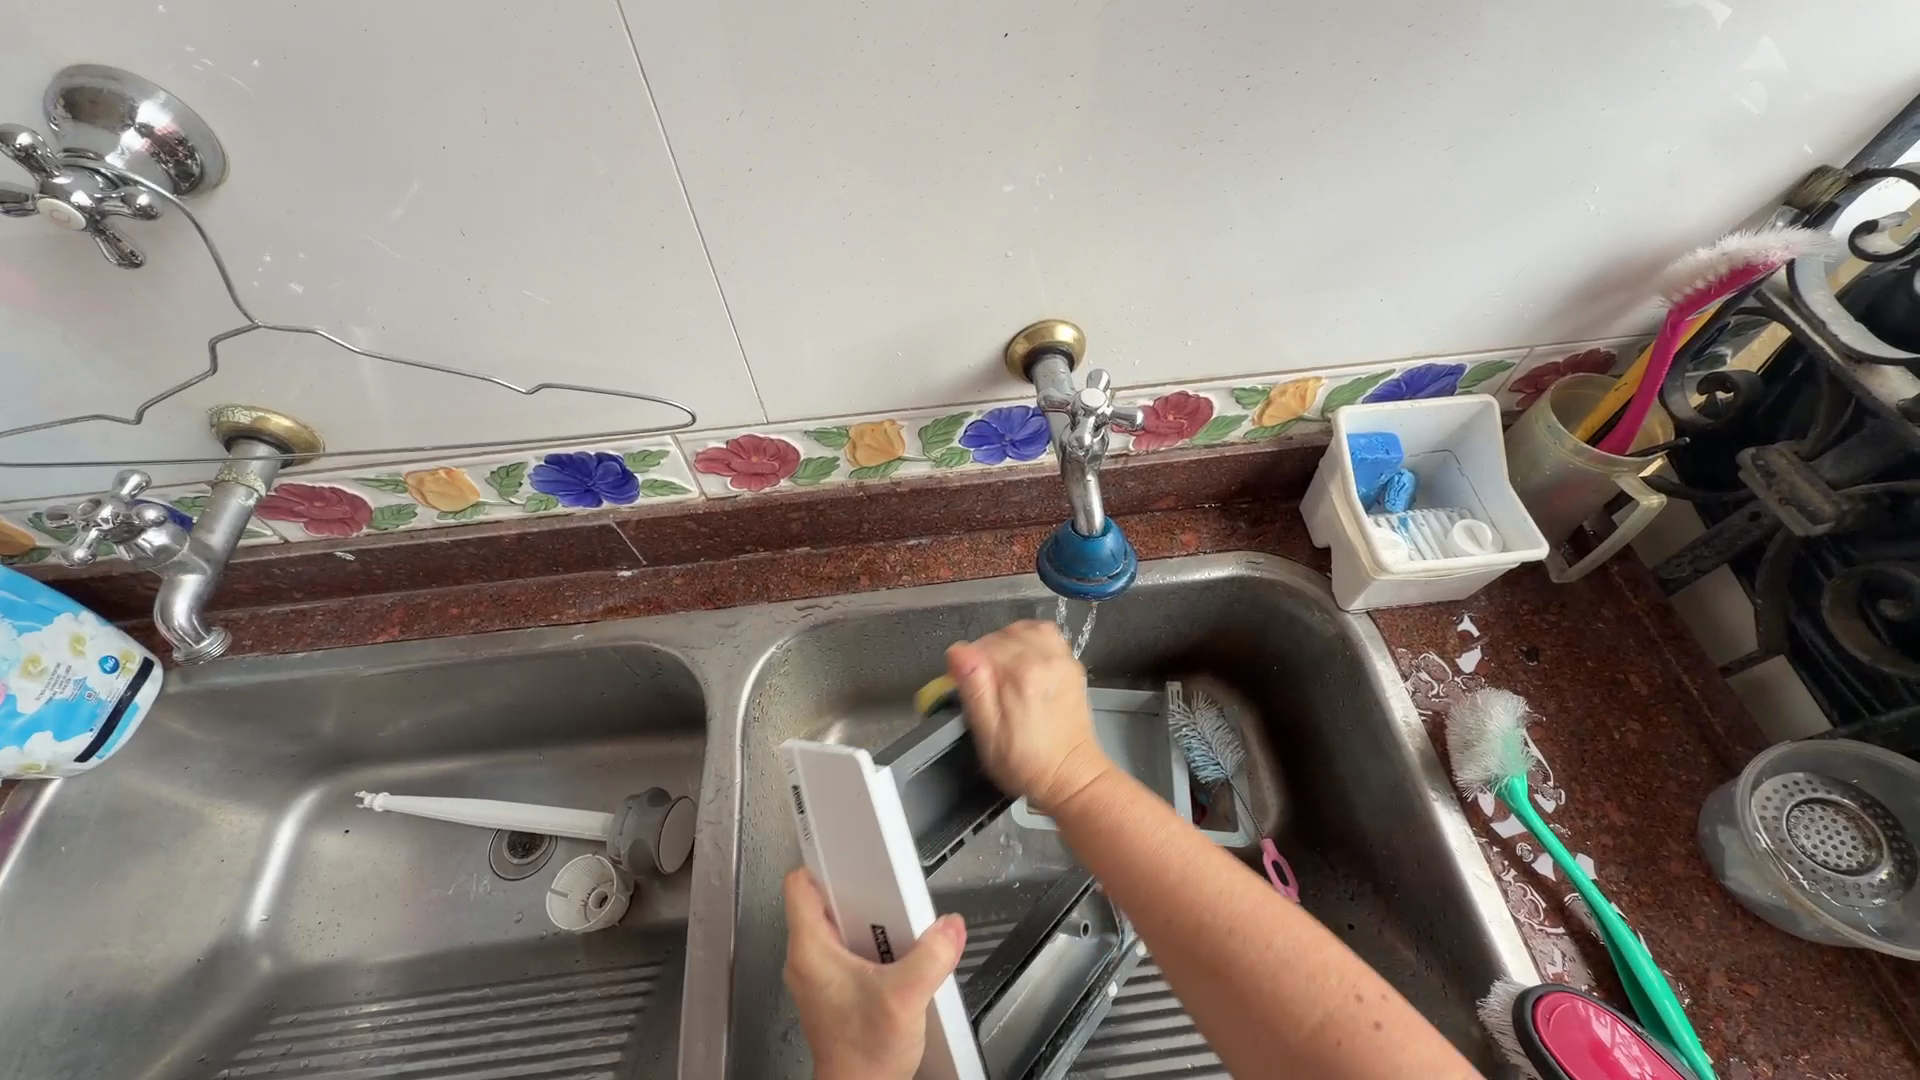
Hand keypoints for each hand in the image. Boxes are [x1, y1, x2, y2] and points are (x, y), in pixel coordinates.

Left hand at [783, 868, 966, 1079]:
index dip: (824, 862)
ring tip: (896, 923)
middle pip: (827, 899)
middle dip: (861, 892)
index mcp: (810, 950)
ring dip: (870, 921)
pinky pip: (851, 947)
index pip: (800, 884)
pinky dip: (874, 943)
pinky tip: (898, 954)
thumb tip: (948, 927)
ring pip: (841, 924)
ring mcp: (821, 974)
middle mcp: (809, 959)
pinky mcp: (836, 987)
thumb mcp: (905, 997)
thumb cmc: (862, 1059)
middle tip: (887, 892)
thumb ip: (932, 955)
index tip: (847, 849)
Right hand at [945, 620, 1112, 810]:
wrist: (1072, 776)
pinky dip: (1029, 639)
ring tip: (1003, 670)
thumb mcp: (987, 735)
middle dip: (985, 655)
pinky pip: (1045, 633)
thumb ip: (973, 689)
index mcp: (1020, 676)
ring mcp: (1061, 658)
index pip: (979, 647)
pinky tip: (1024, 660)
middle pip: (1000, 636)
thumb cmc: (1024, 762)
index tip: (966, 687)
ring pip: (1022, 630)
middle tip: (984, 685)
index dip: (966, 665)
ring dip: (1006, 643)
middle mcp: (1044, 658)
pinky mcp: (1071, 663)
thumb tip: (957, 651)